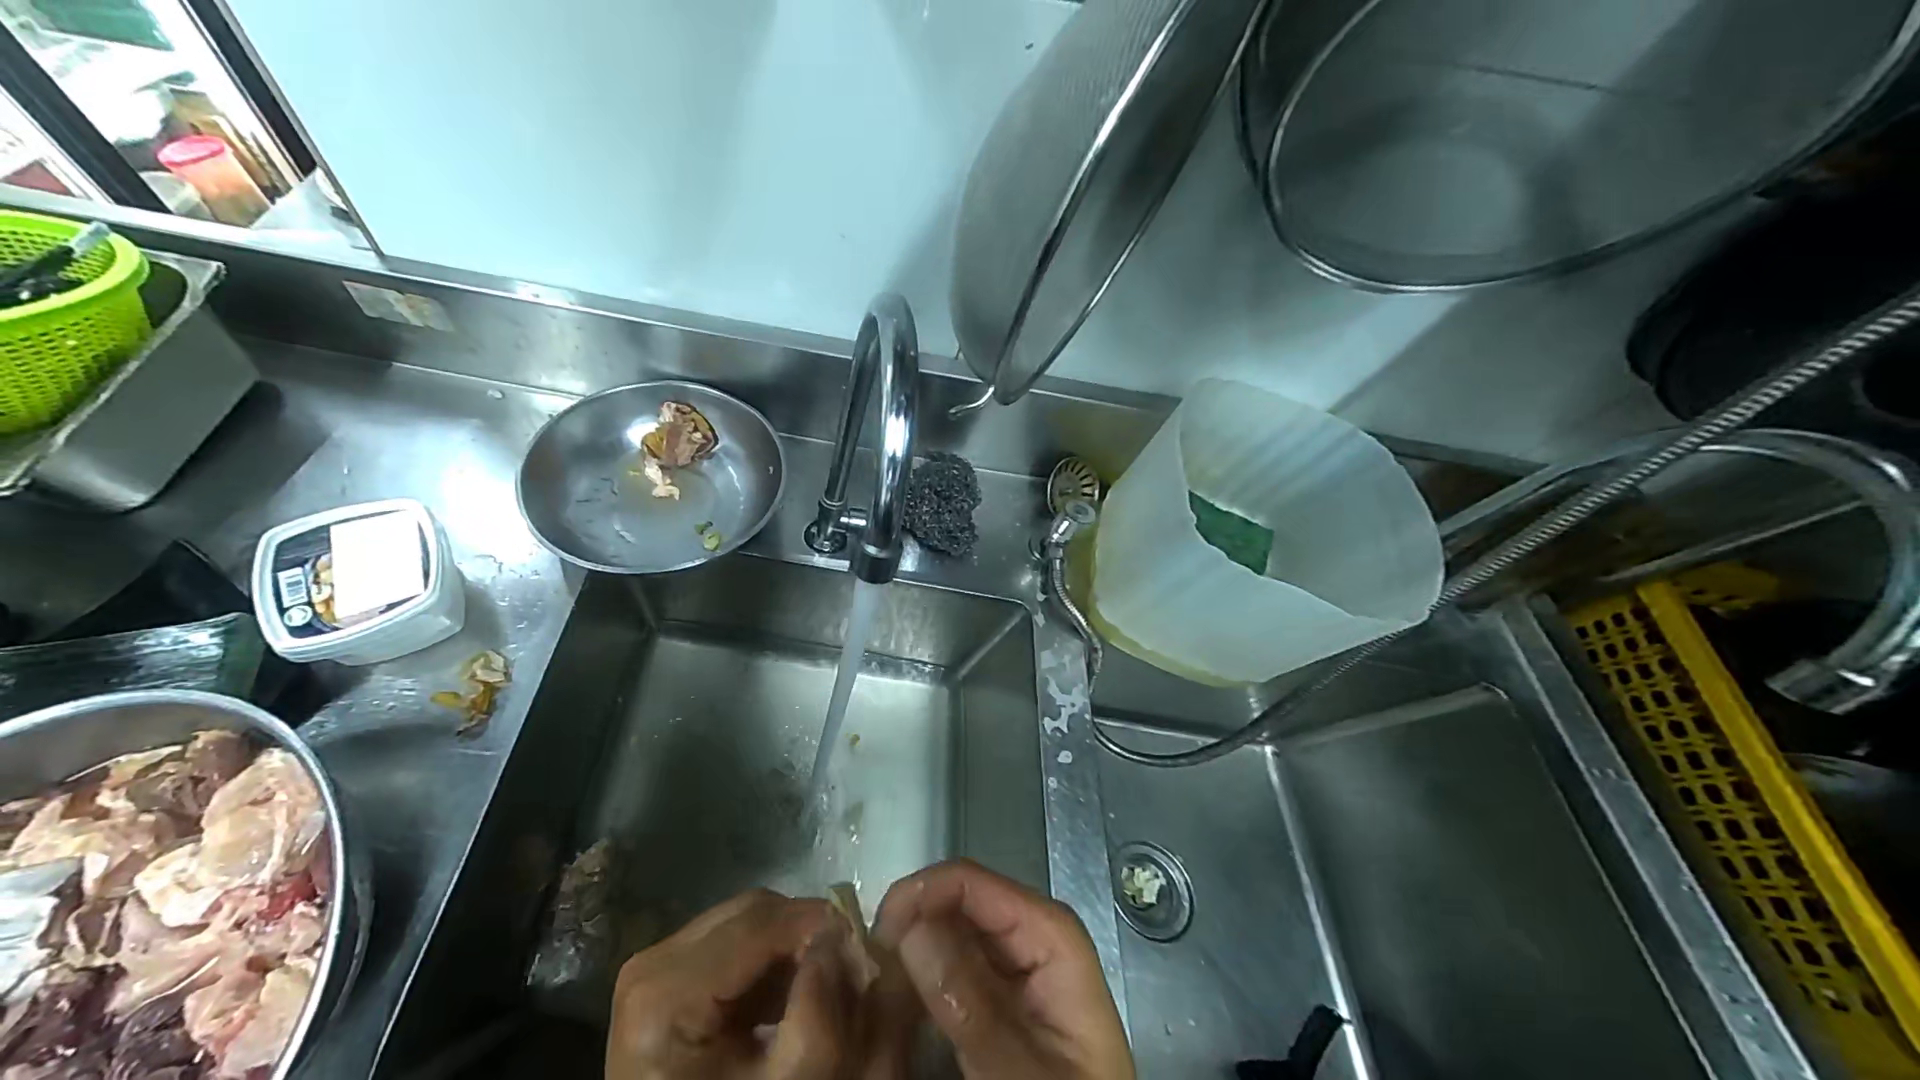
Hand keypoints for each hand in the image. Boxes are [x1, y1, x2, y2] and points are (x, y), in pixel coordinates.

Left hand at [606, 888, 853, 1079]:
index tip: (864, 953)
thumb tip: (843, 935)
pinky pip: (731, 940)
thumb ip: (820, 1013)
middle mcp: (651, 964)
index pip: (762, 923)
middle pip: (755, 913)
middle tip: (847, 971)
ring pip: (748, 920)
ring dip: (791, 944)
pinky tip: (787, 996)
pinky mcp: (663, 973)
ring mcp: (653, 965)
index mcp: (666, 994)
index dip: (822, 926)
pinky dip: (768, 959)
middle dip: (808, 934)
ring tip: (820, 986)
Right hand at [874, 860, 1133, 1079]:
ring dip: (908, 954)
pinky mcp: (999, 990)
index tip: (873, 941)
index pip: (968, 881)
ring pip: (947, 931)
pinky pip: (950, 965)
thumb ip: (968, 1001)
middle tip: (867, 974)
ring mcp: (1013, 959)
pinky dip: (920, 979)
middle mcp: (1030, 930)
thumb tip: (911, 928)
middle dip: (907, 927)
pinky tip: (898, 1003)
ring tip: (877, 990)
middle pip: (954, 901)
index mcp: (1048, 929)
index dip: (916, 897)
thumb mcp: (1018, 1068)